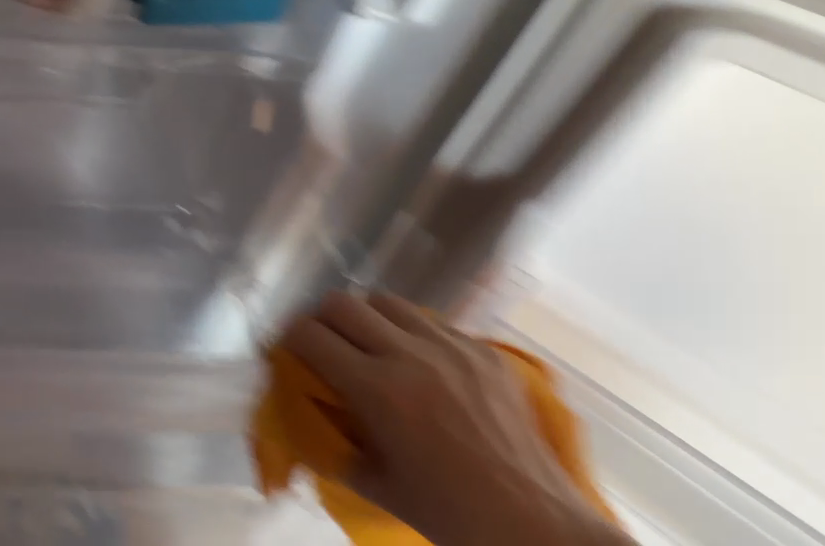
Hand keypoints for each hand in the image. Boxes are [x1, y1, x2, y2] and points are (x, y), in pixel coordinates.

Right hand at [280, 292, 630, 545]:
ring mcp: (453, 348)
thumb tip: (303, 414)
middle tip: (324, 346)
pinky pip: (434, 321)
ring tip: (373, 347)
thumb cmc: (450, 516)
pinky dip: (414, 333)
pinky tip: (422, 364)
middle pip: (341, 302)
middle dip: (322, 320)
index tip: (287, 353)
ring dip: (368, 319)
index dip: (288, 339)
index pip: (309, 334)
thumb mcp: (375, 483)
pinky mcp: (486, 352)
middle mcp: (410, 355)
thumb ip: (332, 441)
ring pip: (386, 301)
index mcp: (377, 389)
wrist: (537, 528)